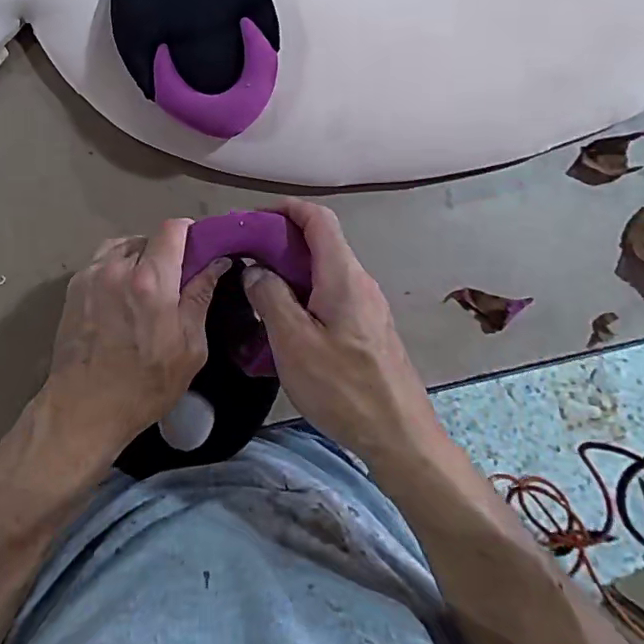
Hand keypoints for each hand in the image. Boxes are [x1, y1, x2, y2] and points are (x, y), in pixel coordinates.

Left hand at [43, 220, 227, 457]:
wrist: (82, 411)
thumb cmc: (144, 385)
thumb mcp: (190, 347)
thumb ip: (201, 297)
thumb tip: (217, 263)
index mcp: (151, 280)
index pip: (173, 229)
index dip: (190, 233)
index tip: (199, 250)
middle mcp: (117, 268)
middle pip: (149, 237)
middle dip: (166, 251)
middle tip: (176, 279)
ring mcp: (91, 275)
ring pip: (123, 245)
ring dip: (139, 257)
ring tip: (147, 285)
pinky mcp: (73, 287)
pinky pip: (102, 261)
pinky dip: (117, 267)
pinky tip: (123, 294)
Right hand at [242, 199, 442, 465]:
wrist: (398, 434)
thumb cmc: (343, 387)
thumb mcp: (294, 343)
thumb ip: (271, 298)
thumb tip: (256, 269)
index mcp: (343, 275)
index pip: (319, 219)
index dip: (287, 209)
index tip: (253, 219)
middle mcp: (360, 281)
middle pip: (322, 243)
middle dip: (282, 241)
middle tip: (245, 258)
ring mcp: (368, 305)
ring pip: (325, 271)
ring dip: (292, 271)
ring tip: (257, 289)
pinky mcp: (368, 328)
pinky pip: (332, 295)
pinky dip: (305, 293)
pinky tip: (285, 321)